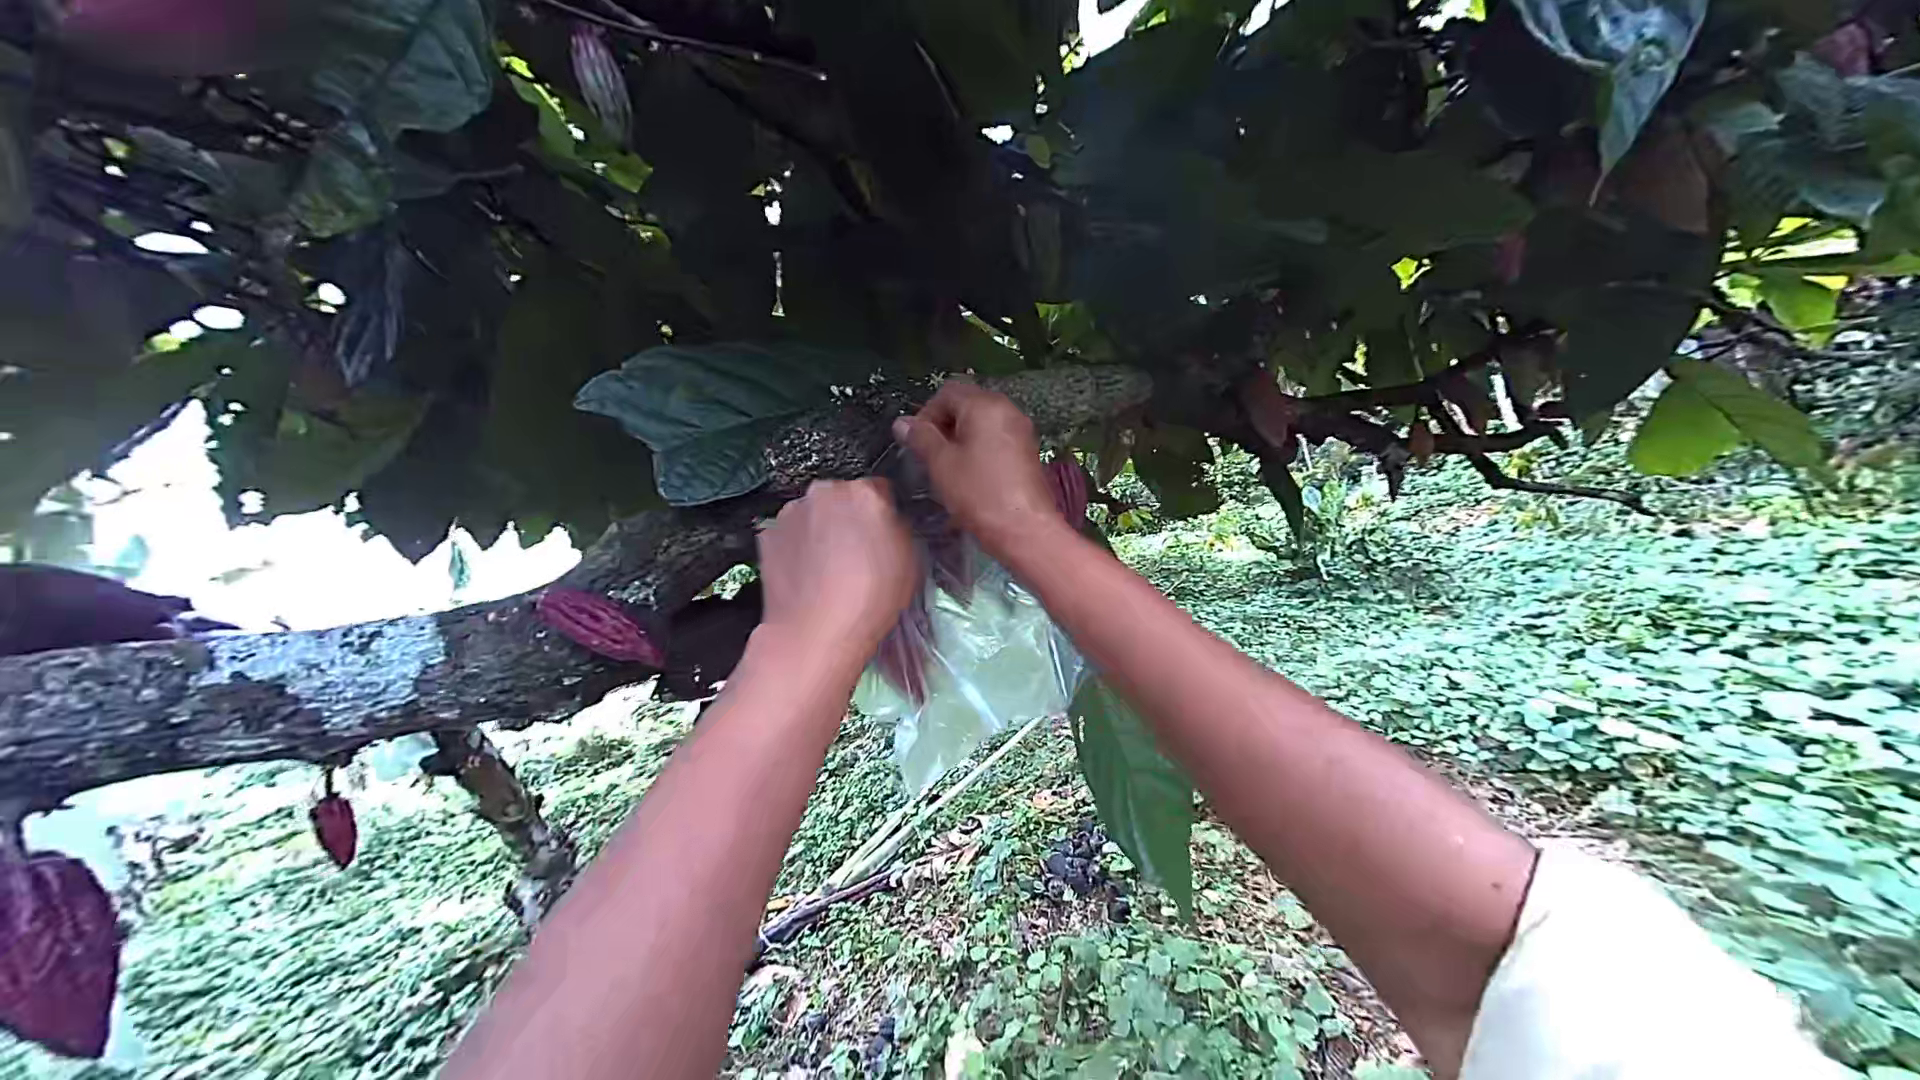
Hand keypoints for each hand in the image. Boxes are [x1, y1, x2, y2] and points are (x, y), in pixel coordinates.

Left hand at [756, 478, 917, 650]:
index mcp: (864, 493)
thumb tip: (890, 522)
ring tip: (830, 569)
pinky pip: (790, 534)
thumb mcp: (910, 560)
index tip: (884, 531)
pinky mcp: (767, 535)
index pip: (880, 488)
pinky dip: (798, 547)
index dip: (884, 512)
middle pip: (842, 497)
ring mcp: (791, 513)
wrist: (815, 632)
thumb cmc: (868, 600)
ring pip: (813, 514)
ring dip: (822, 531)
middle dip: (849, 517)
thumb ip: (899, 528)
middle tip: (857, 553)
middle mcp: (824, 492)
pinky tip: (809, 575)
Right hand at [892, 381, 1060, 554]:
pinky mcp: (1027, 452)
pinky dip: (979, 449)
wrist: (1025, 530)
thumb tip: (902, 423)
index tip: (917, 443)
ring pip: (982, 423)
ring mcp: (1021, 430)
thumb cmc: (979, 494)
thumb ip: (921, 438)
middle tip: (930, 456)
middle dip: (943, 426)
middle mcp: (1008, 410)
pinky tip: (971, 476)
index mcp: (985, 405)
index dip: (925, 415)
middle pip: (966, 404)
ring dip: (960, 439)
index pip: (947, 393)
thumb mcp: (941, 464)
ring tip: (948, 469)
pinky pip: (996, 439)